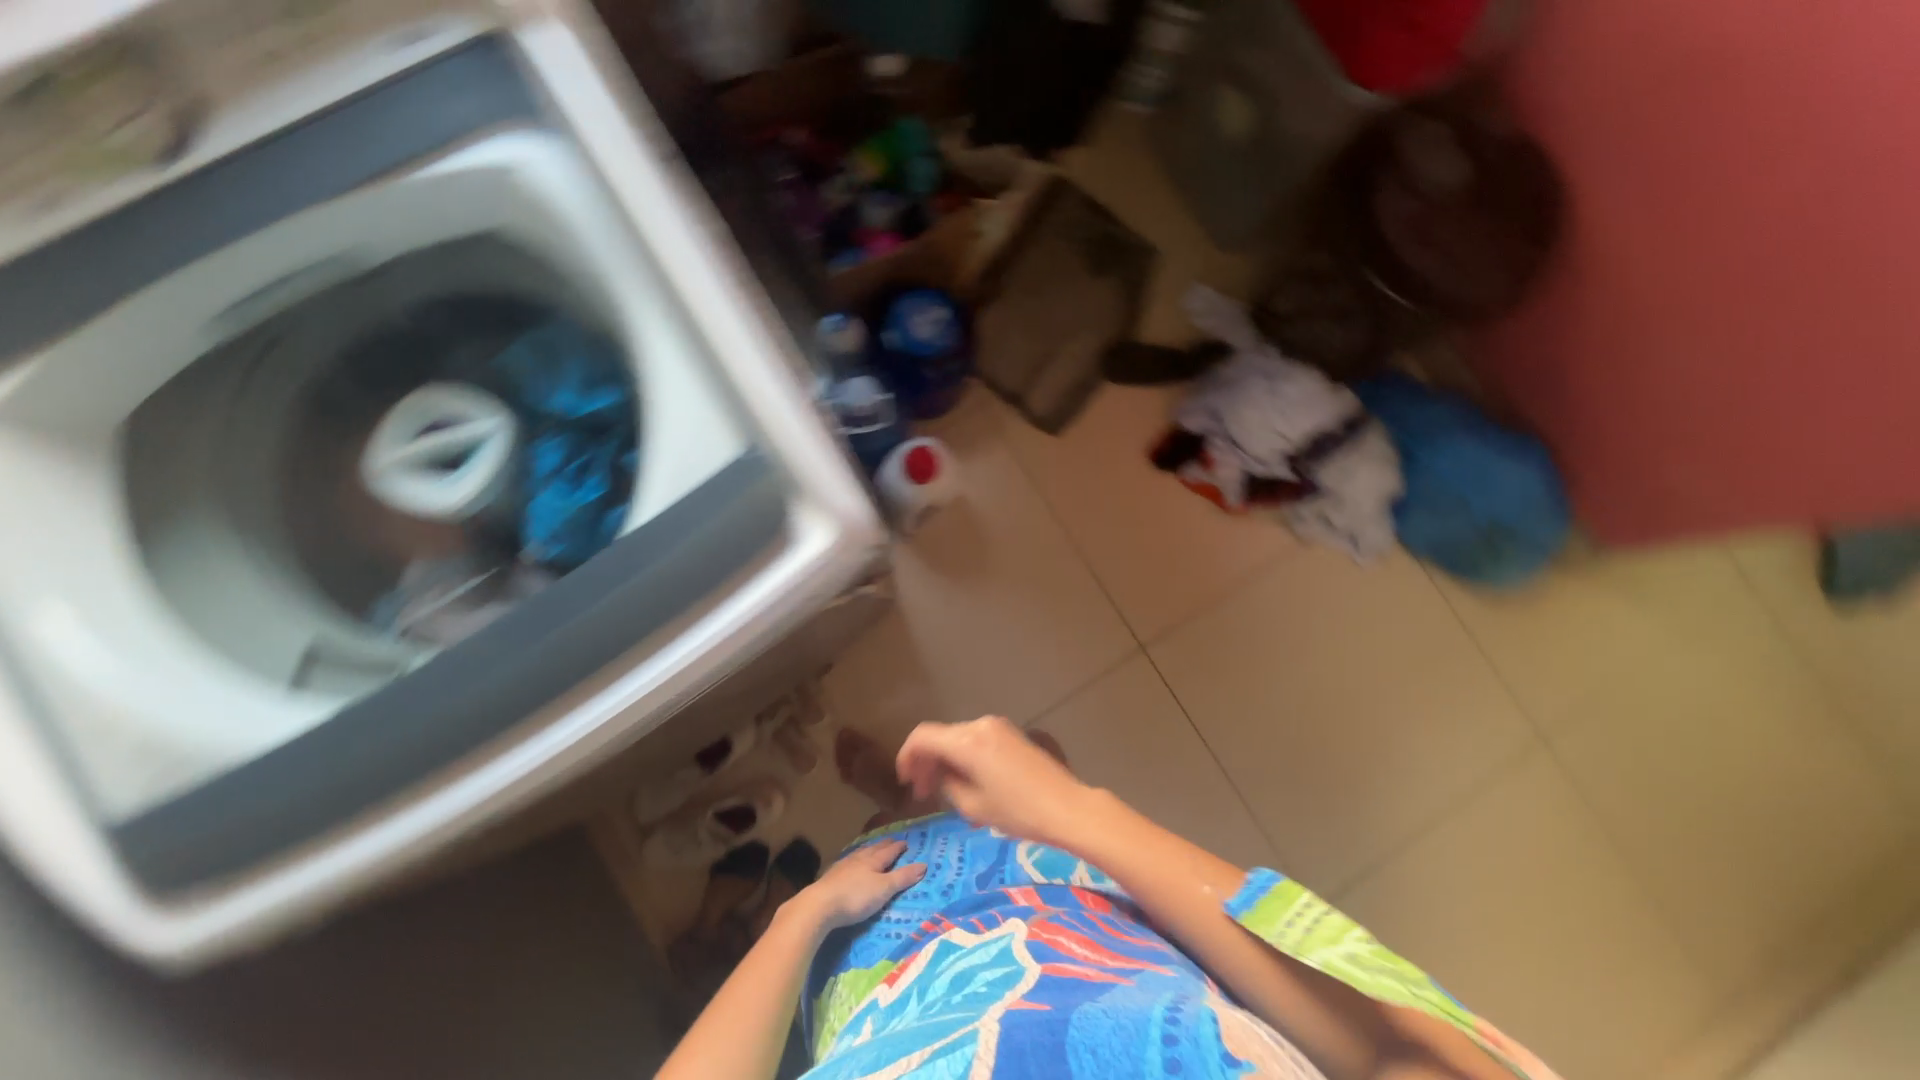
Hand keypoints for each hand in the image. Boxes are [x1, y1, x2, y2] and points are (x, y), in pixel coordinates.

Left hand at [791, 839, 925, 931]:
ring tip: (871, 848)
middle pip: (873, 849)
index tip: (905, 842)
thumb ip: (902, 878)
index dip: (898, 847)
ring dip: (867, 851)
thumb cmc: (856, 897)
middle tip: (891, 840)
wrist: (820, 905)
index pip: (889, 851)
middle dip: (884, 845)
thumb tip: (923, 865)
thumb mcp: (884, 889)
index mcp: (873, 861)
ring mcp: (842, 867)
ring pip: (858, 854)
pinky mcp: (830, 877)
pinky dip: (853, 861)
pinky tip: (849, 865)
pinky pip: (847, 863)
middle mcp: (858, 859)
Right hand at [895, 716, 1101, 849]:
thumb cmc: (1018, 812)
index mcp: (967, 742)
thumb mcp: (973, 806)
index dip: (907, 756)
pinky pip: (976, 740)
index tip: (904, 780)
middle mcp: (980, 726)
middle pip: (940, 736)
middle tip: (922, 792)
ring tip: (945, 790)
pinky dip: (964, 756)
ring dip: (945, 759)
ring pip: (957, 738)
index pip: (922, 737)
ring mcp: (998, 727)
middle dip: (926, 761)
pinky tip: (967, 781)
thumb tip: (939, 774)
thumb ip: (947, 784)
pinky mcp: (1011, 735)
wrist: (1067, 807)